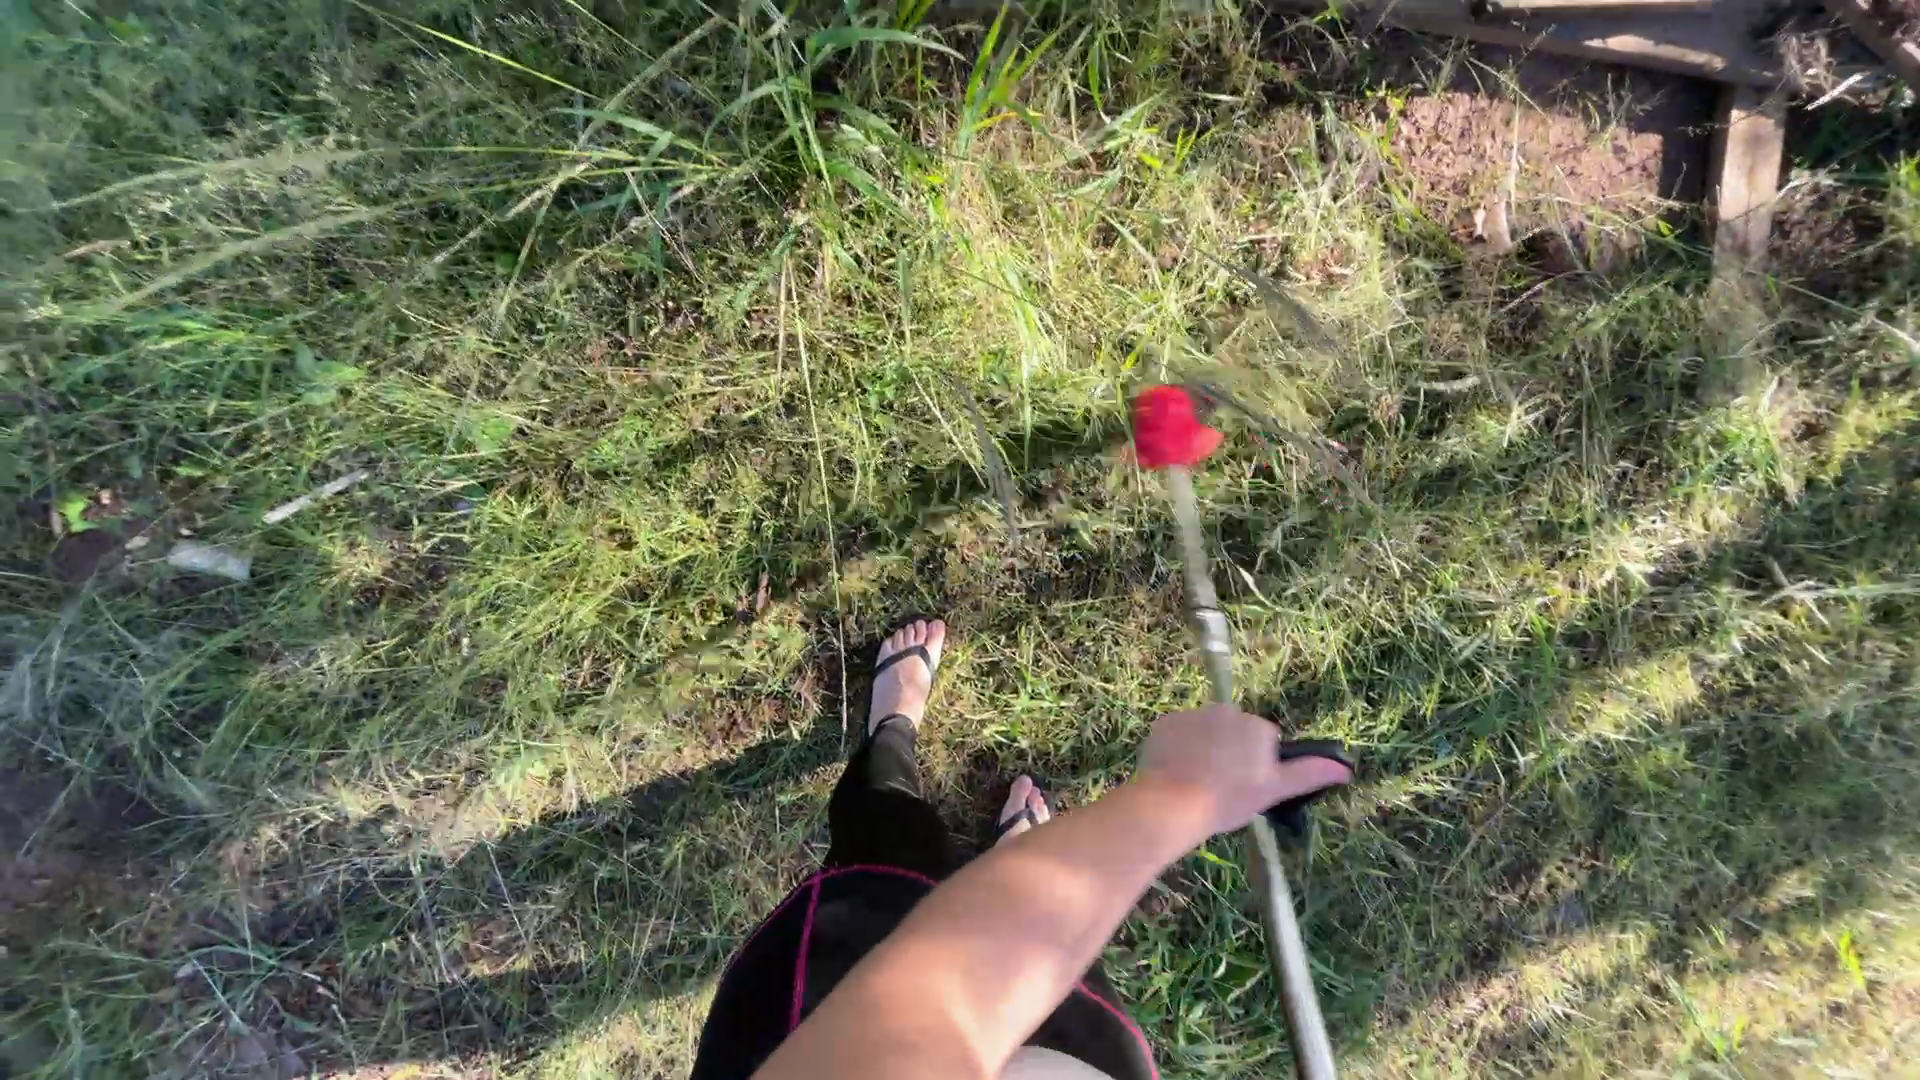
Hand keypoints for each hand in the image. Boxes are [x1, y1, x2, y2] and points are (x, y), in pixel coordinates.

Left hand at [1136, 705, 1352, 836]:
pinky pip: (1178, 732)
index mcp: (1255, 726)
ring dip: (1204, 746)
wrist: (1173, 801)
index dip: (1257, 763)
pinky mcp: (1165, 722)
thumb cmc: (1229, 799)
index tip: (1247, 783)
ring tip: (1198, 778)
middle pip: (1233, 731)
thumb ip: (1308, 773)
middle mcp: (1224, 710)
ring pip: (1204, 730)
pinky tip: (1177, 769)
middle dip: (1231, 750)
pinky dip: (1179, 746)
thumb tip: (1345, 768)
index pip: (1263, 739)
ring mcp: (1191, 714)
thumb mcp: (1273, 790)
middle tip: (1222, 783)